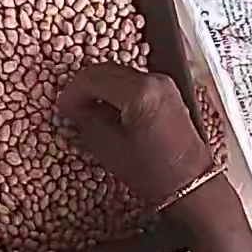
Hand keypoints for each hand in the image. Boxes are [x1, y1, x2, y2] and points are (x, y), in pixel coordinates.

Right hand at [57, 65, 211, 208]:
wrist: (189, 182)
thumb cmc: (151, 172)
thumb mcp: (110, 149)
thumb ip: (87, 121)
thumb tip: (72, 107)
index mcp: (139, 93)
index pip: (93, 78)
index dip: (73, 91)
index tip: (62, 107)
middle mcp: (153, 80)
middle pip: (107, 70)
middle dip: (85, 86)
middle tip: (71, 107)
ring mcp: (164, 83)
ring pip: (120, 74)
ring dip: (100, 87)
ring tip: (88, 111)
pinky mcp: (169, 91)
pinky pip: (134, 81)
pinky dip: (117, 90)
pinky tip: (109, 111)